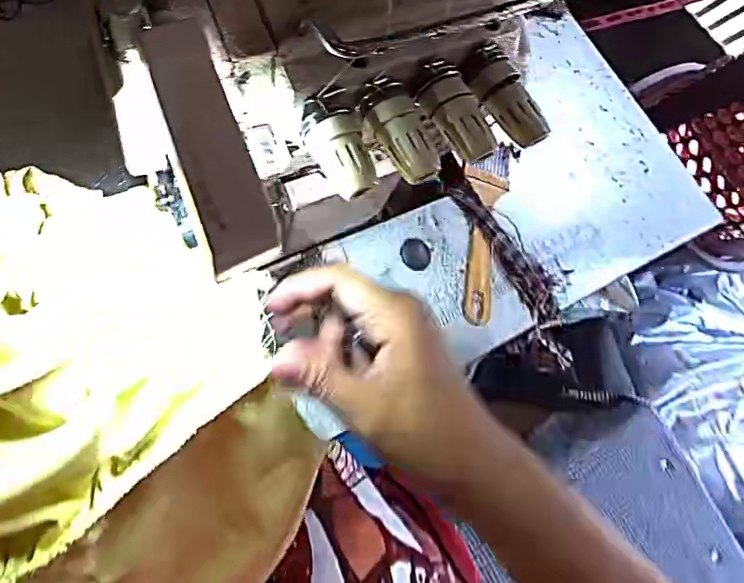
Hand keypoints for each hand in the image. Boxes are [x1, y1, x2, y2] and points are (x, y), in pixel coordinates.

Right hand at [265, 266, 508, 489]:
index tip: (268, 310)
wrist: (475, 465)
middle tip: (278, 340)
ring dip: (326, 339)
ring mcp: (405, 326)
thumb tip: (276, 357)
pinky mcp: (405, 345)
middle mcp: (399, 308)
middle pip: (342, 293)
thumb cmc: (424, 434)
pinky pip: (364, 335)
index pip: (337, 278)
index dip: (298, 288)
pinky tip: (334, 381)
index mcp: (393, 311)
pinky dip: (343, 352)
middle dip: (308, 314)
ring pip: (351, 316)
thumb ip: (319, 376)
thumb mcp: (364, 407)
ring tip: (308, 373)